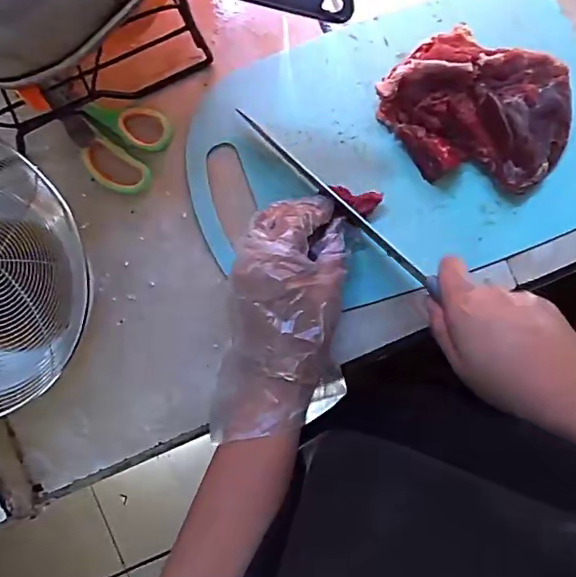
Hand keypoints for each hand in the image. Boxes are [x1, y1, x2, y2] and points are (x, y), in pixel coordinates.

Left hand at [212, 197, 347, 440]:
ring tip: (309, 231)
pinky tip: (292, 250)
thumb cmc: (305, 329)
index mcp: (274, 249)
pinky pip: (256, 247)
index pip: (298, 213)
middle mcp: (251, 250)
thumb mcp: (330, 286)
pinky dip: (274, 240)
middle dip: (299, 211)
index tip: (337, 207)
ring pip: (261, 229)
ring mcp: (240, 264)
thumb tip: (338, 229)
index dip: (320, 207)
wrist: (270, 369)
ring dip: (284, 224)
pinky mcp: (238, 279)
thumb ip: (334, 250)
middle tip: (323, 216)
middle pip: (274, 214)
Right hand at [425, 256, 575, 423]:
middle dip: (475, 310)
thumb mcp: (458, 364)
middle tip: (483, 344)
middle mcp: (492, 292)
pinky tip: (533, 348)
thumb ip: (441, 327)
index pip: (449, 266)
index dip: (446, 280)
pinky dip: (523, 322)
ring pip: (500, 301)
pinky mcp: (547, 304)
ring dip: (500, 317)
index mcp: (465, 303)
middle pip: (475, 290)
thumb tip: (432, 302)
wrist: (565, 387)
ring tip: (512, 350)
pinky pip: (524, 308)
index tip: (449, 304)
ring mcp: (522, 296)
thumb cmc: (502, 381)